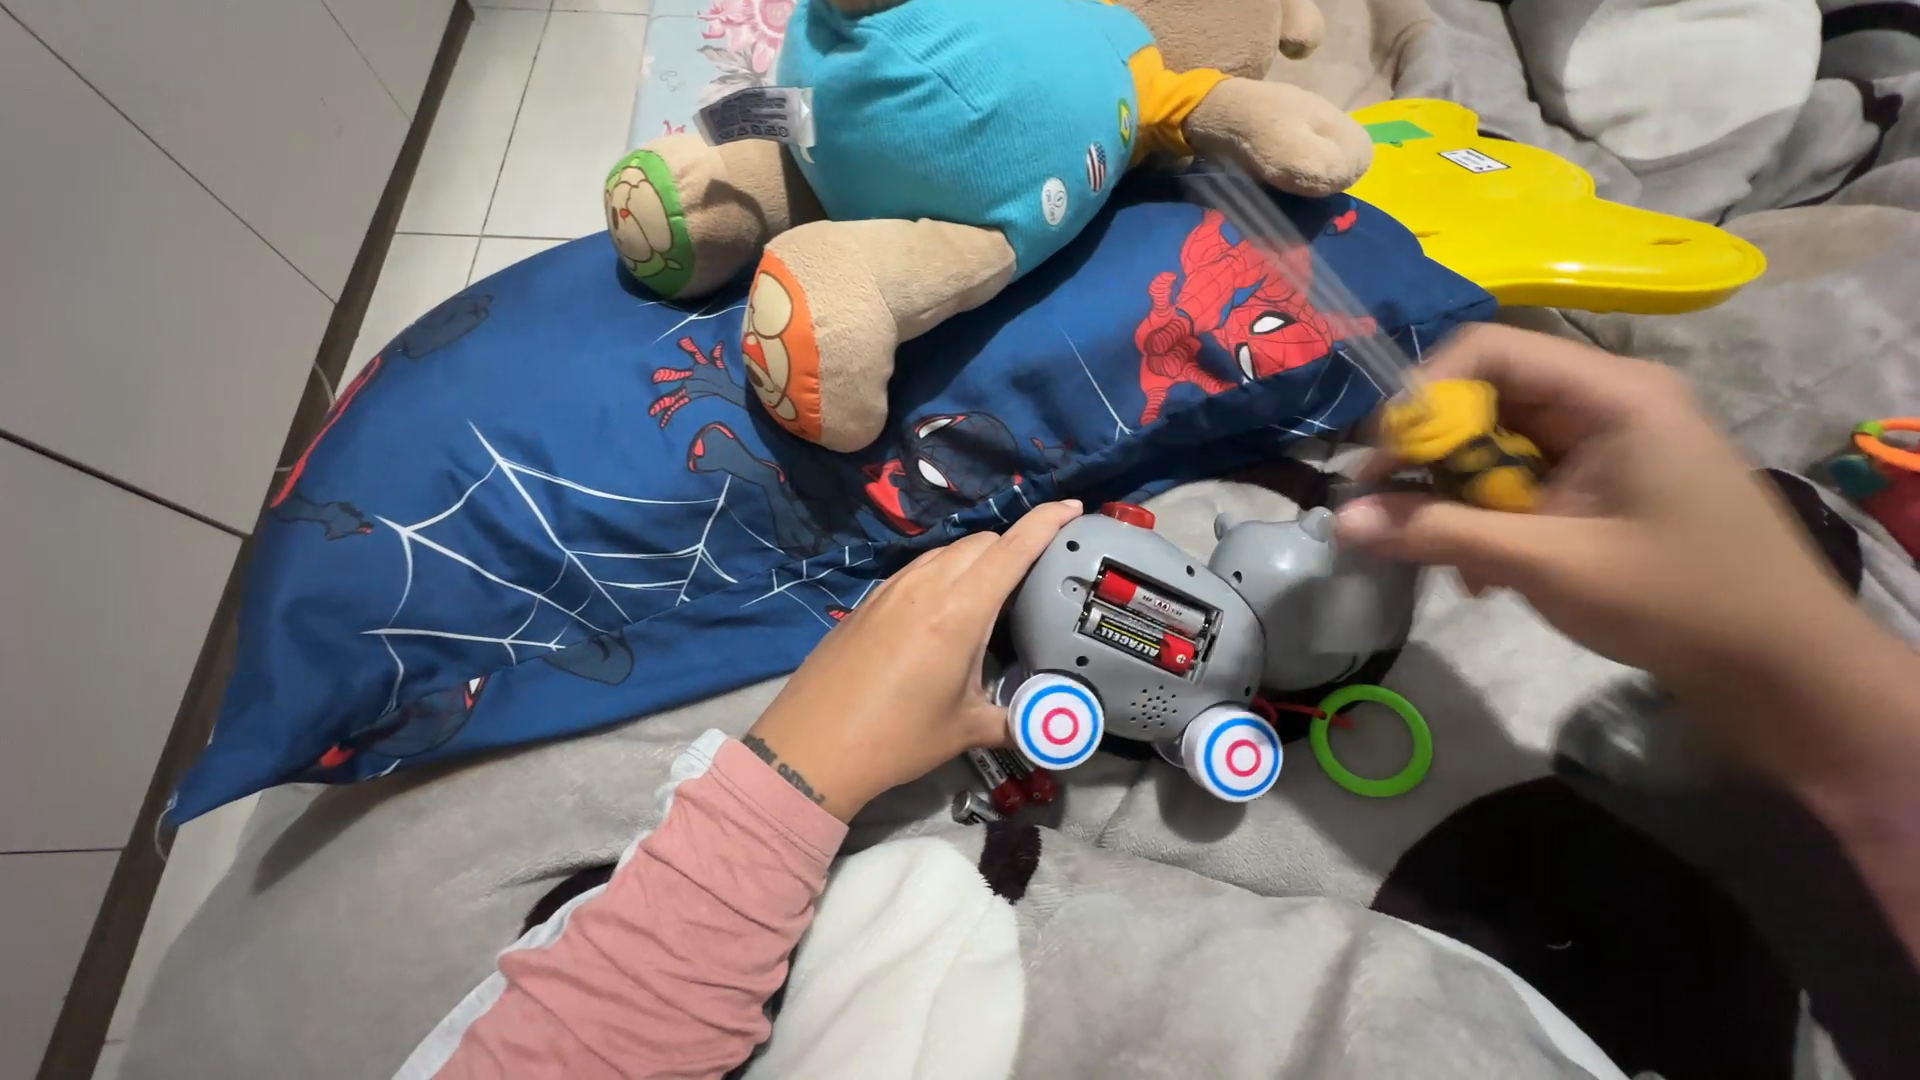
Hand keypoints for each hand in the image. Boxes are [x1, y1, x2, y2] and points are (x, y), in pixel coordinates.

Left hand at [742, 500, 1082, 820]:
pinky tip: (946, 608)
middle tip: (1036, 576)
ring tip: (994, 592)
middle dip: (1016, 546)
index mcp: (958, 612)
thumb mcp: (965, 730)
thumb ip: (1015, 720)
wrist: (812, 746)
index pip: (1012, 550)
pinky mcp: (871, 600)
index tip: (1072, 509)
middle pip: (982, 542)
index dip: (1046, 522)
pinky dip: (946, 571)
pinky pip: (920, 568)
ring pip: (948, 551)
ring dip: (979, 558)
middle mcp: (926, 587)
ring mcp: (893, 589)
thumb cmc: (895, 738)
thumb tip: (1050, 728)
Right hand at [1335, 324, 1891, 777]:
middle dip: (1426, 454)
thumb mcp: (1545, 564)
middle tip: (1384, 508)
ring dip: (1449, 495)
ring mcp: (1597, 440)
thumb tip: (1339, 521)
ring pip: (1486, 442)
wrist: (1777, 665)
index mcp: (1610, 396)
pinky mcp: (1590, 478)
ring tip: (1433, 550)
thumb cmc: (1677, 601)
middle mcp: (1600, 401)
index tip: (1385, 461)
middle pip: (1480, 397)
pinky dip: (1478, 515)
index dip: (1423, 396)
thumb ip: (1438, 533)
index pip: (1488, 351)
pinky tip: (1477, 569)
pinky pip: (1508, 476)